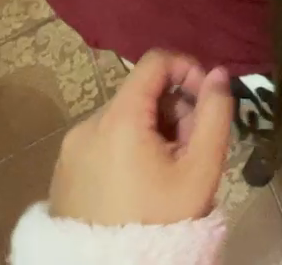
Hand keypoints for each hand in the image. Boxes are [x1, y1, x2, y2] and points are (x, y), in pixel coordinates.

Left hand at [49, 50, 233, 226]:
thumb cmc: (160, 221)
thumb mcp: (202, 168)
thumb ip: (216, 112)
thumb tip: (218, 73)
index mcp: (118, 117)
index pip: (156, 60)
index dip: (188, 69)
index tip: (205, 101)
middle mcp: (87, 124)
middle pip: (142, 91)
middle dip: (174, 109)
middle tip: (190, 147)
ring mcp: (70, 149)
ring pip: (125, 116)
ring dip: (154, 129)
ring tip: (168, 170)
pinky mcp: (63, 172)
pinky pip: (104, 140)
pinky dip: (129, 146)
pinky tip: (141, 183)